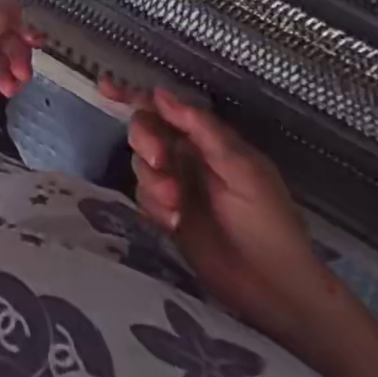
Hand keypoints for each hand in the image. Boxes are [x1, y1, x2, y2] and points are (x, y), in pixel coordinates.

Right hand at [100, 80, 320, 327]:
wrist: (273, 288)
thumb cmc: (269, 221)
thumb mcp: (242, 169)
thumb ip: (201, 130)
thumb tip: (160, 94)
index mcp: (208, 138)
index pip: (166, 107)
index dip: (133, 95)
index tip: (104, 88)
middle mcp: (187, 155)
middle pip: (146, 130)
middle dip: (146, 141)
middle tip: (160, 161)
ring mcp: (175, 185)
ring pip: (140, 165)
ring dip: (152, 180)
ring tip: (175, 205)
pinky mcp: (166, 214)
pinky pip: (143, 197)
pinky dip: (153, 206)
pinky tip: (173, 222)